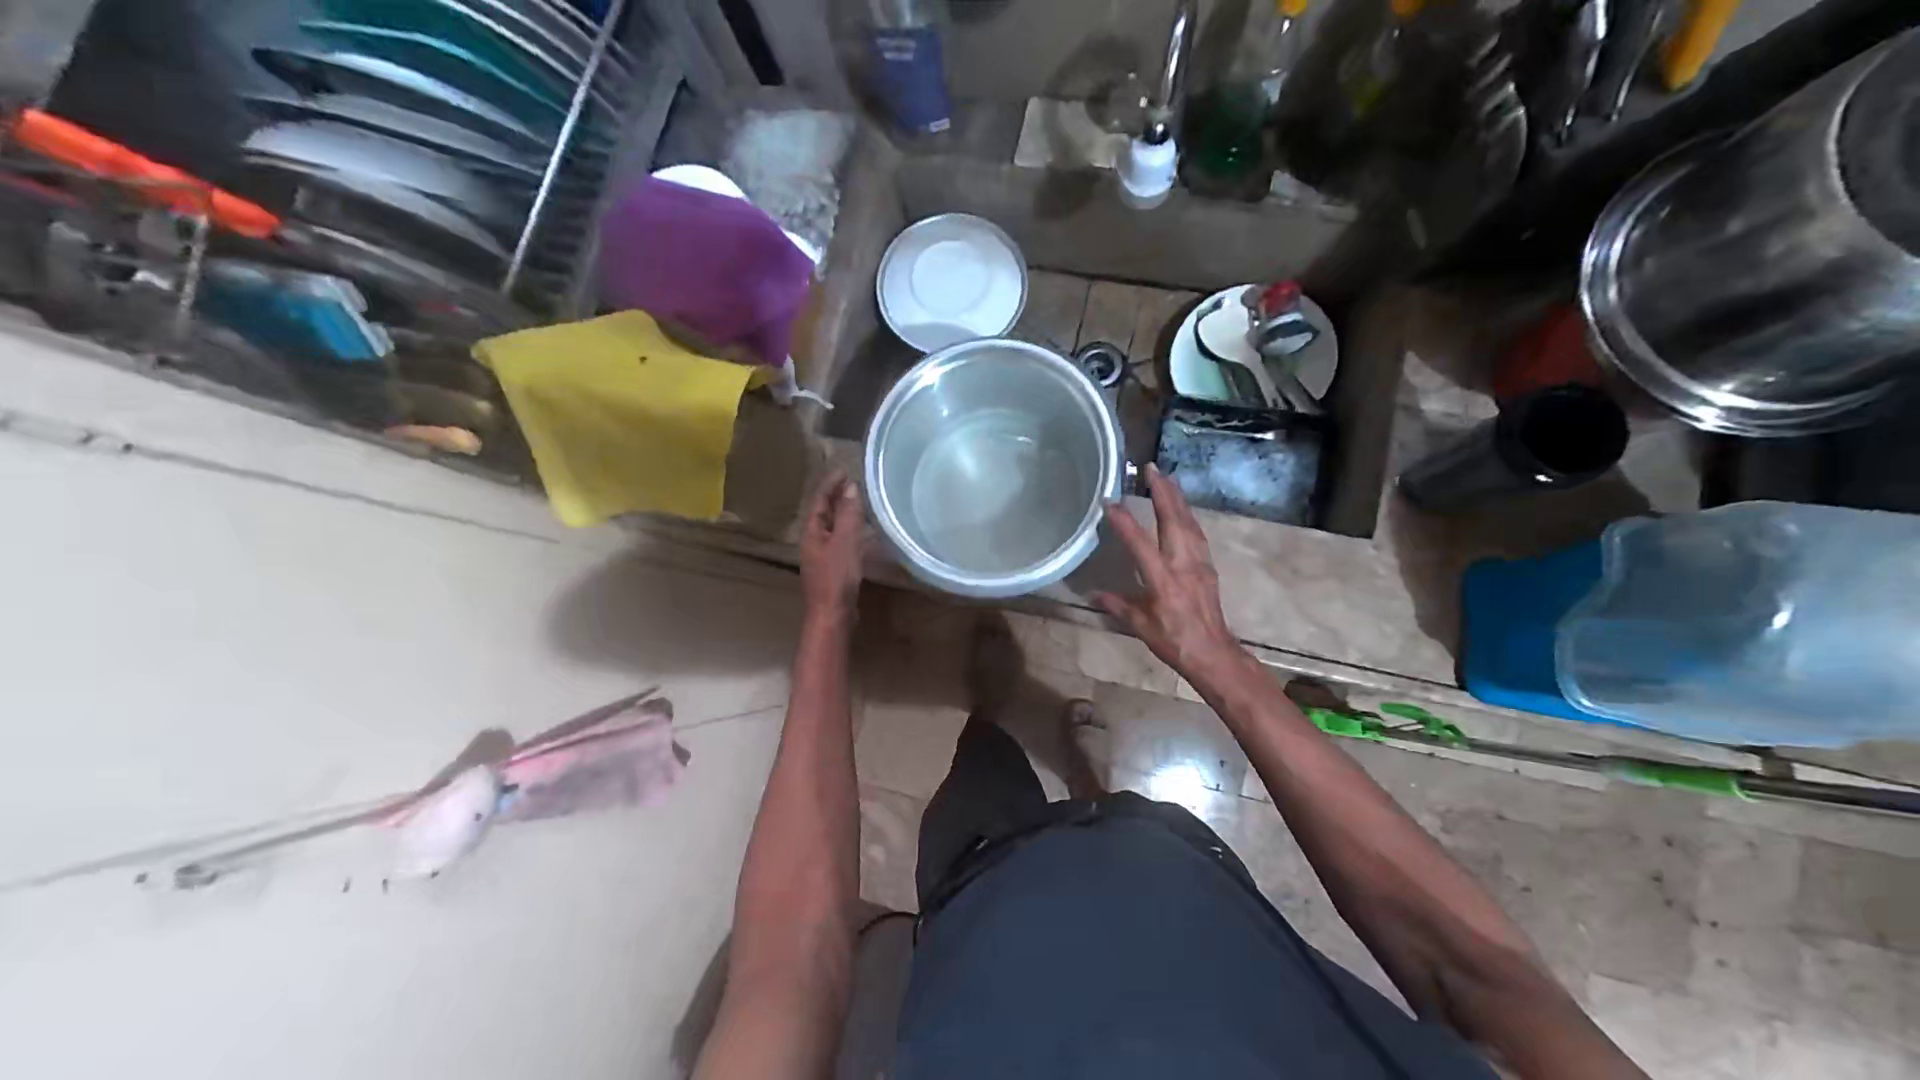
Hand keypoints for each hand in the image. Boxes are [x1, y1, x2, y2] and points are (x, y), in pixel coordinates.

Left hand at [800, 471, 866, 620]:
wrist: (832, 614)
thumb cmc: (836, 576)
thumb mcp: (845, 542)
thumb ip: (848, 514)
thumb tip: (850, 487)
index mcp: (811, 532)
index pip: (818, 500)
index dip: (830, 484)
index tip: (843, 470)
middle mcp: (813, 542)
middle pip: (823, 513)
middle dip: (836, 497)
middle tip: (853, 483)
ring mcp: (821, 556)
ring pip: (831, 527)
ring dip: (843, 513)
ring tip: (859, 503)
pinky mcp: (831, 569)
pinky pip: (839, 541)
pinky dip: (849, 530)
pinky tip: (862, 534)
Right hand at [1094, 464, 1251, 690]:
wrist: (1212, 652)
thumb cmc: (1173, 641)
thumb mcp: (1140, 625)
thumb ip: (1117, 605)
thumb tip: (1093, 593)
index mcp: (1162, 580)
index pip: (1140, 544)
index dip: (1125, 522)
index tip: (1111, 502)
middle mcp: (1182, 565)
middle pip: (1173, 521)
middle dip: (1162, 492)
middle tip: (1151, 468)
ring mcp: (1199, 563)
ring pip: (1188, 522)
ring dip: (1177, 498)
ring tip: (1166, 477)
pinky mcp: (1208, 566)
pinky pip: (1197, 533)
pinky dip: (1188, 515)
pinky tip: (1182, 507)